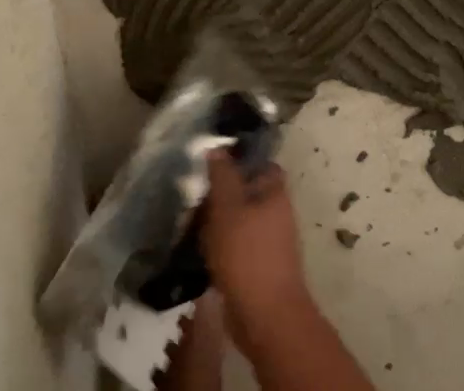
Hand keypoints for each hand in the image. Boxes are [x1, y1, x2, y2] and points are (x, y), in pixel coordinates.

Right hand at [200, 152, 310, 323]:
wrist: (264, 316)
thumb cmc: (246, 254)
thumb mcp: (228, 207)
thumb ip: (222, 175)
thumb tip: (218, 147)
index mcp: (275, 193)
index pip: (262, 163)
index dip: (240, 156)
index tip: (212, 156)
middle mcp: (276, 213)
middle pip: (246, 190)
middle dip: (221, 190)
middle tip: (193, 189)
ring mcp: (267, 241)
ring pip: (237, 217)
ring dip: (216, 218)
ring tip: (188, 216)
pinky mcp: (255, 265)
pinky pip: (234, 242)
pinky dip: (218, 241)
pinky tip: (195, 244)